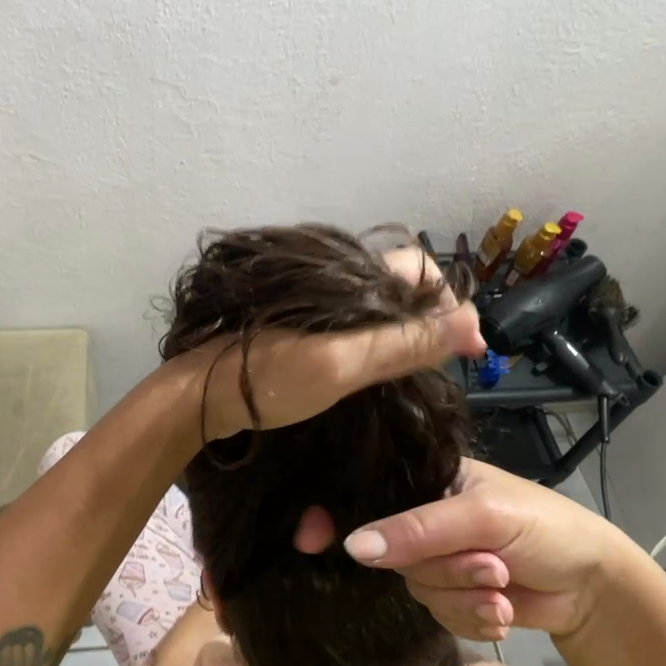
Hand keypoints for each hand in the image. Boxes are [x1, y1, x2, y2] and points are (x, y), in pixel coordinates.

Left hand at [169, 247, 485, 441]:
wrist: (195, 398)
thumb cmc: (265, 379)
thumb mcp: (340, 365)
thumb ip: (402, 343)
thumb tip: (470, 320)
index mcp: (345, 278)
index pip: (418, 266)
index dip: (449, 302)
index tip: (468, 349)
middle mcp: (333, 280)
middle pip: (400, 287)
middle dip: (430, 318)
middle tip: (444, 365)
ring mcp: (313, 304)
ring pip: (377, 308)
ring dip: (405, 333)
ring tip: (419, 372)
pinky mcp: (298, 328)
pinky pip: (353, 325)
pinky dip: (376, 343)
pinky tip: (377, 373)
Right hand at [341, 459, 647, 638]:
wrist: (595, 584)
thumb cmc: (543, 525)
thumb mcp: (481, 516)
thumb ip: (417, 531)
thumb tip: (352, 549)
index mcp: (427, 480)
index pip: (368, 492)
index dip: (335, 514)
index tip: (308, 538)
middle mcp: (424, 518)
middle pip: (395, 553)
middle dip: (444, 569)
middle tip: (490, 566)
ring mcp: (438, 560)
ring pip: (417, 588)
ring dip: (464, 596)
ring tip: (504, 586)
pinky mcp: (455, 597)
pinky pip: (439, 615)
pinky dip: (473, 619)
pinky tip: (504, 612)